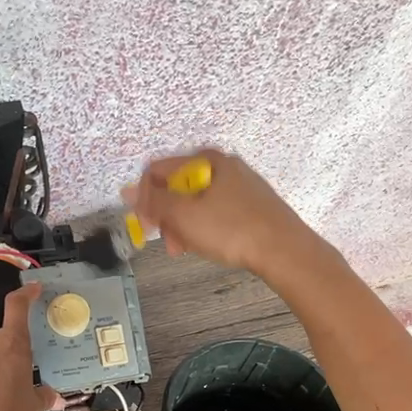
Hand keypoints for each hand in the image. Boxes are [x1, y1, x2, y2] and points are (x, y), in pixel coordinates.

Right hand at [120, 148, 329, 277]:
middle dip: (166, 215)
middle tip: (169, 243)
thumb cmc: (231, 230)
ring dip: (183, 225)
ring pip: (196, 201)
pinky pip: (215, 209)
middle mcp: (223, 164)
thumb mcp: (184, 216)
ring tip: (186, 249)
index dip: (145, 198)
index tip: (147, 226)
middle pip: (177, 186)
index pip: (158, 171)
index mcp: (206, 160)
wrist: (284, 250)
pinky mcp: (251, 203)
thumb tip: (127, 190)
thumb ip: (153, 202)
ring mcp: (240, 183)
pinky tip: (208, 245)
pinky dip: (203, 226)